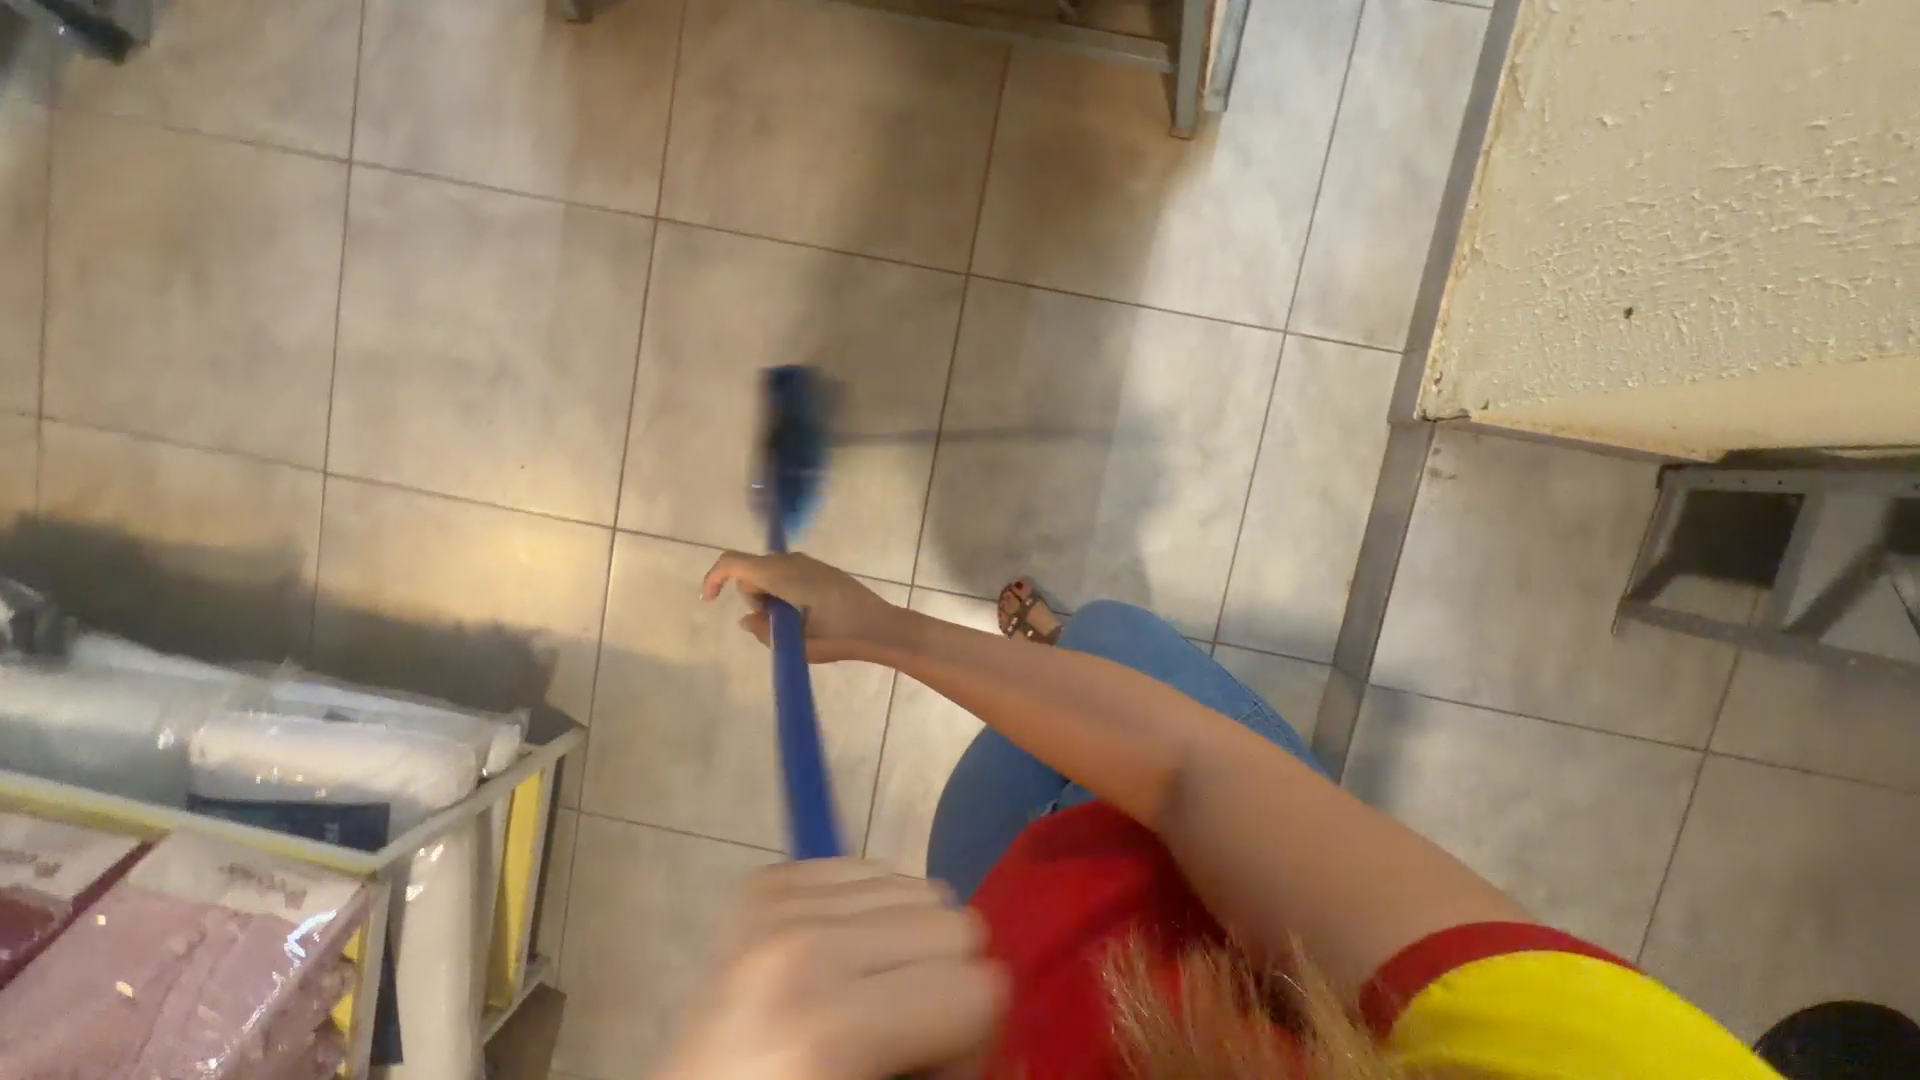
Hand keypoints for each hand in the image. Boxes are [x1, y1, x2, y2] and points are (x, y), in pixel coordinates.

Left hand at [659, 860, 1005, 1079]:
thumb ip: (958, 1066)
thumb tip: (1006, 1030)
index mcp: (831, 1030)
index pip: (981, 987)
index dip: (970, 1041)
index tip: (927, 1067)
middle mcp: (801, 946)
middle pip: (955, 922)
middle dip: (944, 982)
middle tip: (898, 1033)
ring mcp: (776, 904)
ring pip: (918, 886)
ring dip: (906, 942)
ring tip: (860, 993)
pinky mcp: (764, 881)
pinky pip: (871, 867)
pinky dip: (869, 914)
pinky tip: (833, 961)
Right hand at [701, 551, 906, 662]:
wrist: (881, 627)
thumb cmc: (838, 636)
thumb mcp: (795, 643)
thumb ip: (763, 631)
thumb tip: (747, 619)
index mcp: (780, 574)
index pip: (732, 562)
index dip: (714, 578)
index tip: (709, 602)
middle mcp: (791, 560)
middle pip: (751, 571)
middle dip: (753, 597)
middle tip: (778, 625)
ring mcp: (808, 562)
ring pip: (770, 574)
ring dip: (770, 598)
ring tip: (797, 624)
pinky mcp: (821, 570)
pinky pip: (788, 576)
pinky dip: (785, 593)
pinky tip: (807, 616)